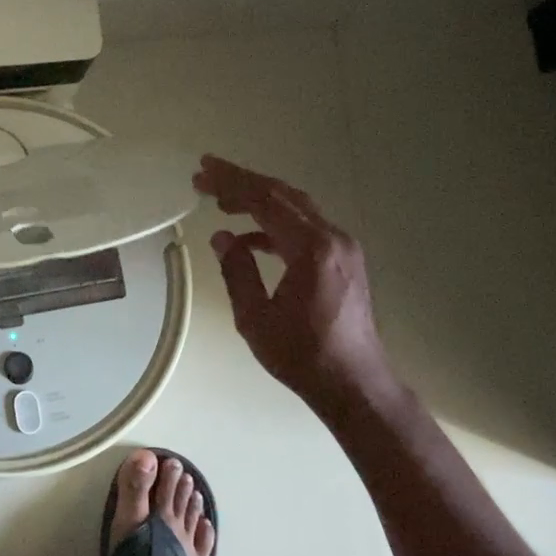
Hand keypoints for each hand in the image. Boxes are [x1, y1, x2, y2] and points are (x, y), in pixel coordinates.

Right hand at [193, 155, 392, 410]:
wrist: (353, 381)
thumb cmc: (302, 355)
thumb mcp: (255, 318)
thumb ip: (237, 272)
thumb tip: (223, 238)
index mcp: (311, 249)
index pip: (266, 201)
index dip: (231, 184)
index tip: (202, 174)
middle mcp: (333, 239)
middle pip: (283, 196)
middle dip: (243, 183)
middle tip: (207, 176)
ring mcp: (343, 248)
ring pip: (297, 209)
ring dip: (260, 201)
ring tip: (223, 202)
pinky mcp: (345, 261)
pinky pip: (307, 229)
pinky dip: (276, 225)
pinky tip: (250, 237)